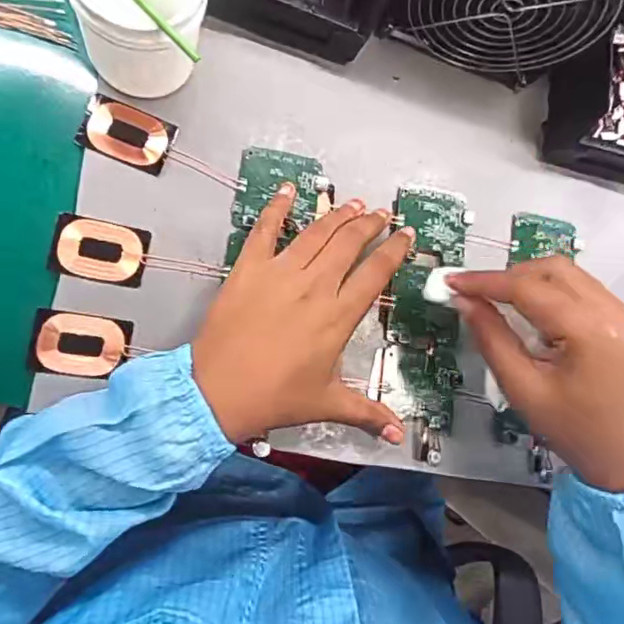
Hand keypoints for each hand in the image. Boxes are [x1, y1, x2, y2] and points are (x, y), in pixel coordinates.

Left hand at [193, 184, 414, 443]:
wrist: (219, 390)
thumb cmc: (274, 397)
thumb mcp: (325, 404)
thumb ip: (366, 412)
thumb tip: (398, 433)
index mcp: (337, 316)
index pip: (375, 273)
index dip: (393, 250)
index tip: (405, 235)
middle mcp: (314, 287)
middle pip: (349, 244)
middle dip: (370, 225)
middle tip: (381, 214)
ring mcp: (280, 274)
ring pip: (316, 233)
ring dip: (337, 215)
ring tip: (353, 204)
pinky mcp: (248, 268)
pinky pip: (265, 230)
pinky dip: (277, 208)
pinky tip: (287, 190)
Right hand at [449, 258, 623, 491]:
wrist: (622, 459)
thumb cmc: (572, 430)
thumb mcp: (521, 387)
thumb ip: (491, 337)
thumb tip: (465, 302)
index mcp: (593, 333)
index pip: (529, 289)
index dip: (486, 282)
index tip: (454, 282)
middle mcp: (617, 314)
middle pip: (553, 270)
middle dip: (508, 275)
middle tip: (475, 293)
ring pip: (568, 274)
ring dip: (528, 281)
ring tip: (498, 301)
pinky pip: (582, 289)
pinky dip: (550, 292)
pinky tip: (530, 313)